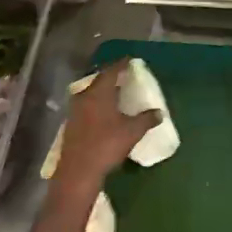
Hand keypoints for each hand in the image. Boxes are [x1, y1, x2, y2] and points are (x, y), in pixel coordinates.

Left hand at [53, 62, 159, 200]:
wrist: (78, 171)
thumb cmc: (106, 145)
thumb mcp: (132, 132)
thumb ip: (146, 119)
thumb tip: (159, 113)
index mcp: (99, 93)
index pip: (111, 71)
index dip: (121, 65)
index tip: (130, 60)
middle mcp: (85, 97)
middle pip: (99, 81)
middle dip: (112, 77)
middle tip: (125, 76)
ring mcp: (75, 111)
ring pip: (91, 94)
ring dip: (103, 92)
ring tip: (116, 94)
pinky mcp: (72, 124)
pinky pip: (87, 106)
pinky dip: (97, 104)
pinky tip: (105, 113)